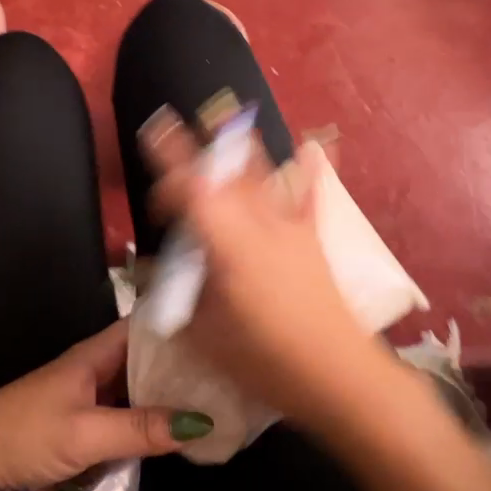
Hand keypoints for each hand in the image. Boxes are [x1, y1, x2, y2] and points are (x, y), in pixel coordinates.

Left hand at [0, 319, 212, 490]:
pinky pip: (131, 428)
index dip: (179, 324)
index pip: (144, 326)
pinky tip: (184, 438)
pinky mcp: (89, 437)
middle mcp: (97, 373)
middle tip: (232, 374)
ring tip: (219, 404)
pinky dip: (155, 431)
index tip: (223, 326)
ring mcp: (93, 406)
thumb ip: (140, 428)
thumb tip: (200, 422)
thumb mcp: (85, 431)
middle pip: (148, 363)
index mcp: (93, 354)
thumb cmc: (22, 436)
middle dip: (184, 367)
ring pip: (142, 396)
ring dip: (171, 402)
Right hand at [140, 108, 390, 427]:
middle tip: (173, 128)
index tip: (151, 148)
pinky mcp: (313, 238)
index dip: (167, 162)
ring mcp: (289, 225)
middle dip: (195, 146)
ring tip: (224, 114)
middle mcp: (256, 220)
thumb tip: (154, 276)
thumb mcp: (205, 336)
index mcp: (226, 240)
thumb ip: (176, 299)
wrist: (339, 376)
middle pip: (223, 171)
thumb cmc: (266, 359)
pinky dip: (313, 167)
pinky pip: (312, 194)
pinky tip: (317, 144)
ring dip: (239, 145)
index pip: (190, 186)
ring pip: (261, 173)